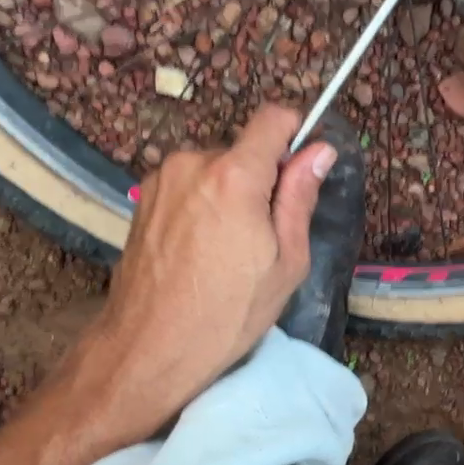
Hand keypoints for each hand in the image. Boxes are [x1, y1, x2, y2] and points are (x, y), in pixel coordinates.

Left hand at [55, 106, 336, 451]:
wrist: (149, 346)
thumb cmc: (228, 312)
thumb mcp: (286, 261)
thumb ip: (300, 198)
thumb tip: (320, 151)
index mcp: (233, 176)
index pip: (273, 119)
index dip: (297, 133)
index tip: (306, 164)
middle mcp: (192, 163)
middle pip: (244, 150)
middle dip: (263, 179)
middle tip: (268, 235)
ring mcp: (161, 179)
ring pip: (216, 170)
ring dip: (232, 195)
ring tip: (231, 250)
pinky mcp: (143, 198)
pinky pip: (189, 186)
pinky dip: (205, 206)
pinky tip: (203, 251)